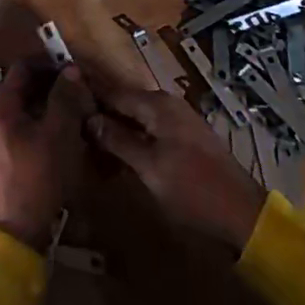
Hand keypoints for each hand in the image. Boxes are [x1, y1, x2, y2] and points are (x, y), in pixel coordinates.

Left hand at [0, 61, 93, 248]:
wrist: (19, 227)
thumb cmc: (38, 175)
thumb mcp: (58, 132)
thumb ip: (65, 97)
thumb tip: (72, 69)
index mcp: (2, 104)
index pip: (24, 66)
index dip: (50, 62)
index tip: (76, 67)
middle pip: (28, 85)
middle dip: (56, 83)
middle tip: (83, 87)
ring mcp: (2, 133)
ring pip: (32, 105)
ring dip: (55, 102)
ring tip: (82, 107)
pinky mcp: (11, 151)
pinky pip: (31, 123)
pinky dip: (50, 120)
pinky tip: (71, 130)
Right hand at [86, 84, 267, 252]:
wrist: (240, 213)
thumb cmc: (192, 189)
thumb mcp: (149, 167)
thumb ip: (119, 140)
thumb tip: (90, 119)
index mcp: (158, 105)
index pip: (114, 92)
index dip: (89, 95)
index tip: (63, 97)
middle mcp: (168, 104)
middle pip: (125, 102)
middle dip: (100, 111)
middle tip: (70, 123)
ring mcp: (178, 120)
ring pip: (137, 116)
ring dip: (115, 126)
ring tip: (86, 138)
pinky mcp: (184, 138)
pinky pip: (150, 129)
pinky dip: (132, 136)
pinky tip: (116, 151)